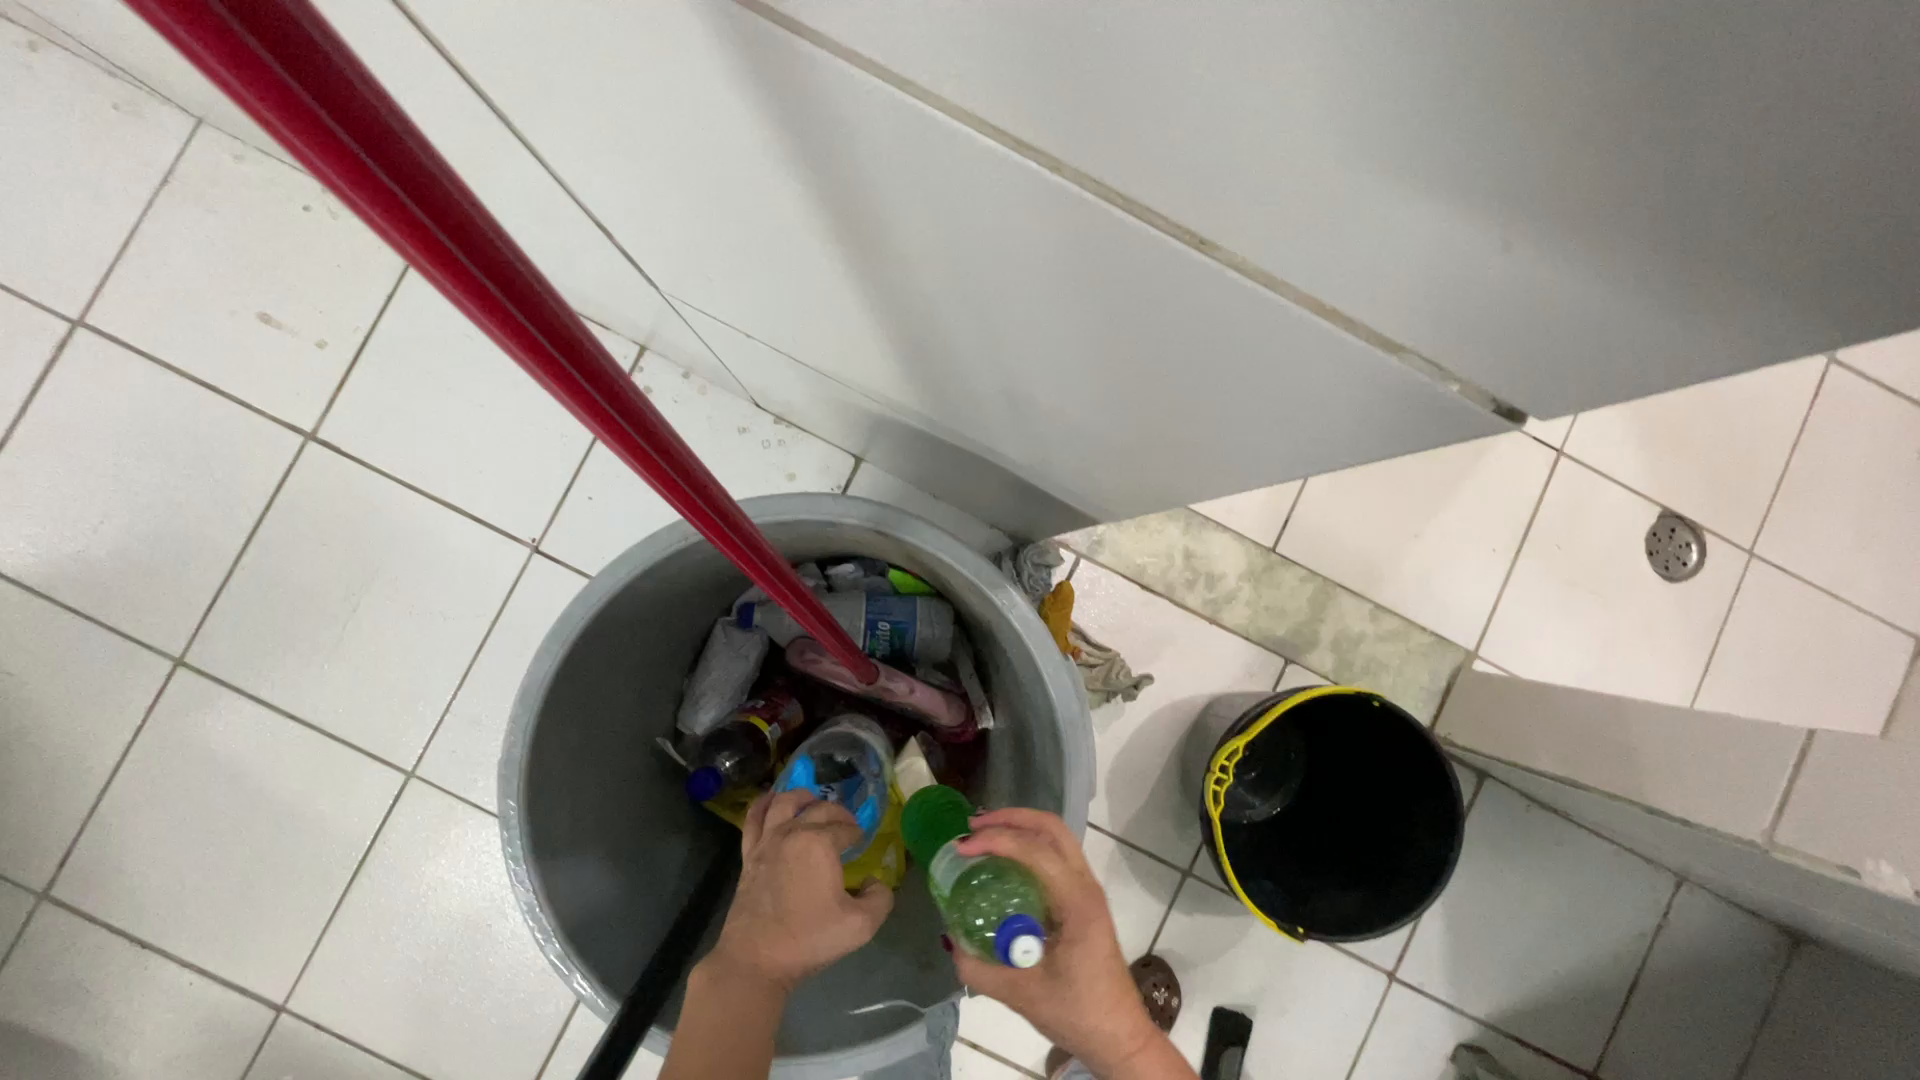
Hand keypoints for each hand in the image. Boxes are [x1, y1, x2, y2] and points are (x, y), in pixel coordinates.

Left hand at [706, 790, 893, 990]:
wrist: (757, 960)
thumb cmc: (809, 939)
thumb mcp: (861, 926)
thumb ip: (880, 898)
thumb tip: (873, 881)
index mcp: (821, 843)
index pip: (845, 828)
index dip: (857, 833)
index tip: (862, 842)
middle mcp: (792, 832)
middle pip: (819, 809)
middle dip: (838, 813)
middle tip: (847, 825)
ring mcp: (766, 842)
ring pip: (784, 802)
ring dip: (802, 796)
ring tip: (812, 800)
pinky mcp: (748, 855)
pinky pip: (753, 818)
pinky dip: (763, 804)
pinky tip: (771, 801)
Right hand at [948, 809, 1164, 1076]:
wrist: (1119, 1035)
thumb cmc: (1077, 1012)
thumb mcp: (1022, 994)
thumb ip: (979, 968)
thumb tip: (950, 938)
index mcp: (1077, 902)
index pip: (1035, 850)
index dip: (996, 840)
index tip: (962, 848)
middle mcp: (1086, 885)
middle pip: (1051, 828)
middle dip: (1010, 818)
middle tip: (973, 827)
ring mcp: (1088, 889)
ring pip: (1056, 837)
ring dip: (1020, 828)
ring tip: (983, 837)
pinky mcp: (1083, 899)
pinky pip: (1056, 856)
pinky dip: (1029, 846)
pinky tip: (1003, 862)